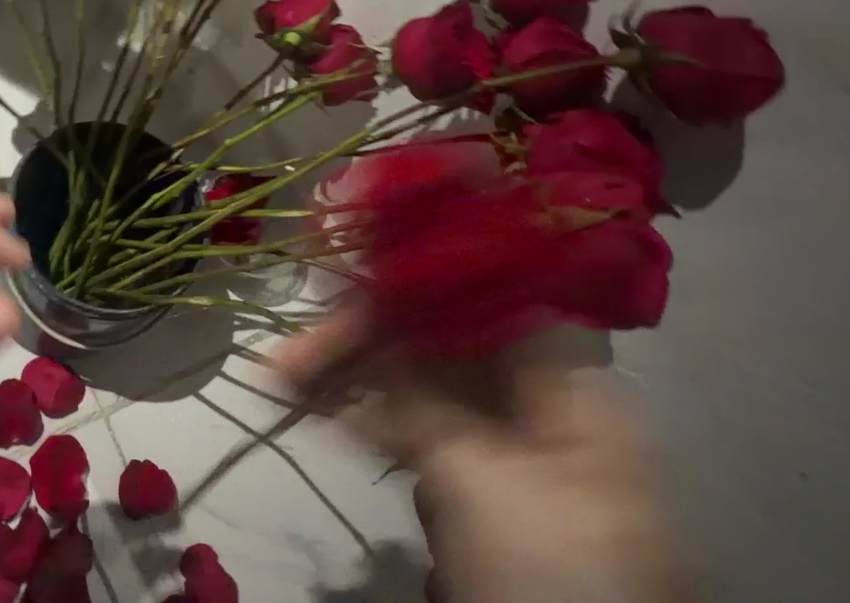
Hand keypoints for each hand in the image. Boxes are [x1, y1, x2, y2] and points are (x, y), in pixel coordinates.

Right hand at [275, 307, 691, 602]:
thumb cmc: (548, 571)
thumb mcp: (478, 482)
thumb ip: (417, 400)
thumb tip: (363, 338)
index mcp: (569, 388)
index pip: (478, 309)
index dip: (409, 286)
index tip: (340, 278)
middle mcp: (538, 402)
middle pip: (437, 346)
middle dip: (359, 341)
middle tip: (285, 354)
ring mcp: (506, 444)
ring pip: (417, 386)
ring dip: (351, 376)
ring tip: (280, 376)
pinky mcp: (477, 482)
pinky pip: (416, 429)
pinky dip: (366, 419)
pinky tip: (312, 406)